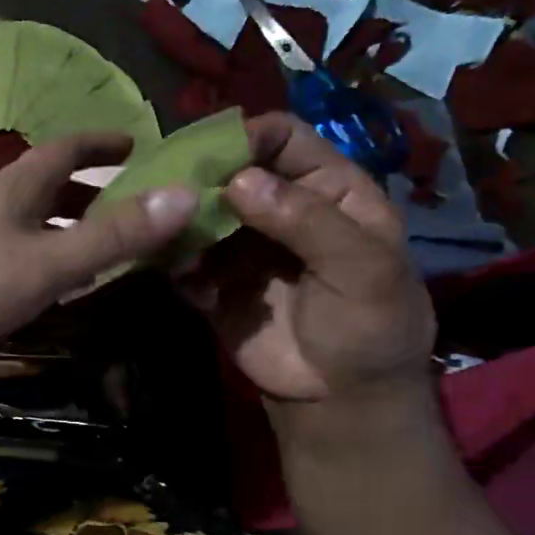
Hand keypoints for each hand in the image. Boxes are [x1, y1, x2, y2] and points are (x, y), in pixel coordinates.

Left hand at [0, 132, 197, 382]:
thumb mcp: (50, 261)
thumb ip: (115, 235)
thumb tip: (186, 195)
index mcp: (15, 186)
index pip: (66, 148)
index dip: (102, 142)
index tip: (138, 143)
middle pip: (51, 186)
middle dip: (94, 191)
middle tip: (137, 206)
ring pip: (36, 225)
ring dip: (74, 230)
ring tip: (112, 247)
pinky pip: (21, 258)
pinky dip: (51, 262)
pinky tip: (63, 287)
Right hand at [180, 114, 434, 402]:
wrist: (341, 398)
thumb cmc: (371, 325)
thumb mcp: (361, 267)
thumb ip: (305, 219)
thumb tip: (238, 179)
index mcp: (325, 189)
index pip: (283, 139)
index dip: (248, 136)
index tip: (209, 154)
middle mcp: (277, 208)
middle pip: (229, 171)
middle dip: (198, 177)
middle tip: (168, 190)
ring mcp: (240, 244)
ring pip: (198, 212)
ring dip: (177, 219)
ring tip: (163, 233)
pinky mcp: (212, 281)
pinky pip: (182, 259)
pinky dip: (171, 260)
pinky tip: (178, 275)